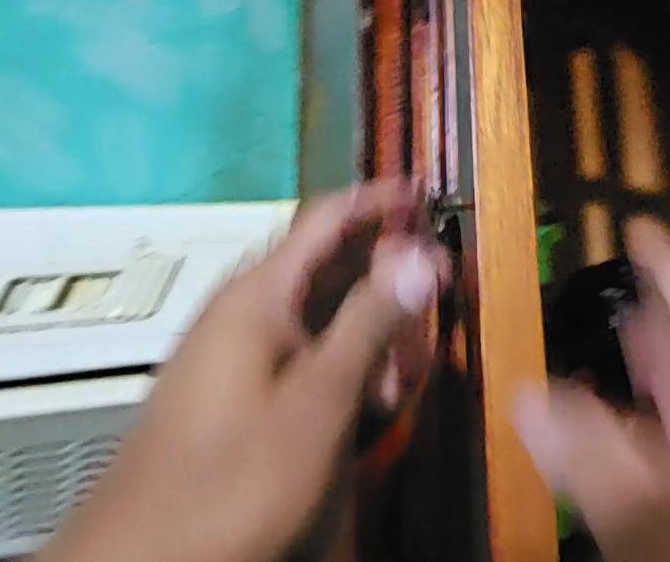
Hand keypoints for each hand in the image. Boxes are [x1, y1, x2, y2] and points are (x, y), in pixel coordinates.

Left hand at [37, 181, 444, 561]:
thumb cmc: (231, 478)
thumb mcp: (317, 400)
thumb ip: (371, 322)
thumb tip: (424, 256)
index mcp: (260, 293)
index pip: (329, 217)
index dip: (381, 198)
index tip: (428, 190)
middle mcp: (248, 308)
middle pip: (332, 262)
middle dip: (390, 274)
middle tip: (438, 293)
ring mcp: (240, 348)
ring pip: (324, 309)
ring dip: (374, 324)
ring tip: (407, 371)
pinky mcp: (240, 387)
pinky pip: (306, 346)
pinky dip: (348, 356)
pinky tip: (372, 396)